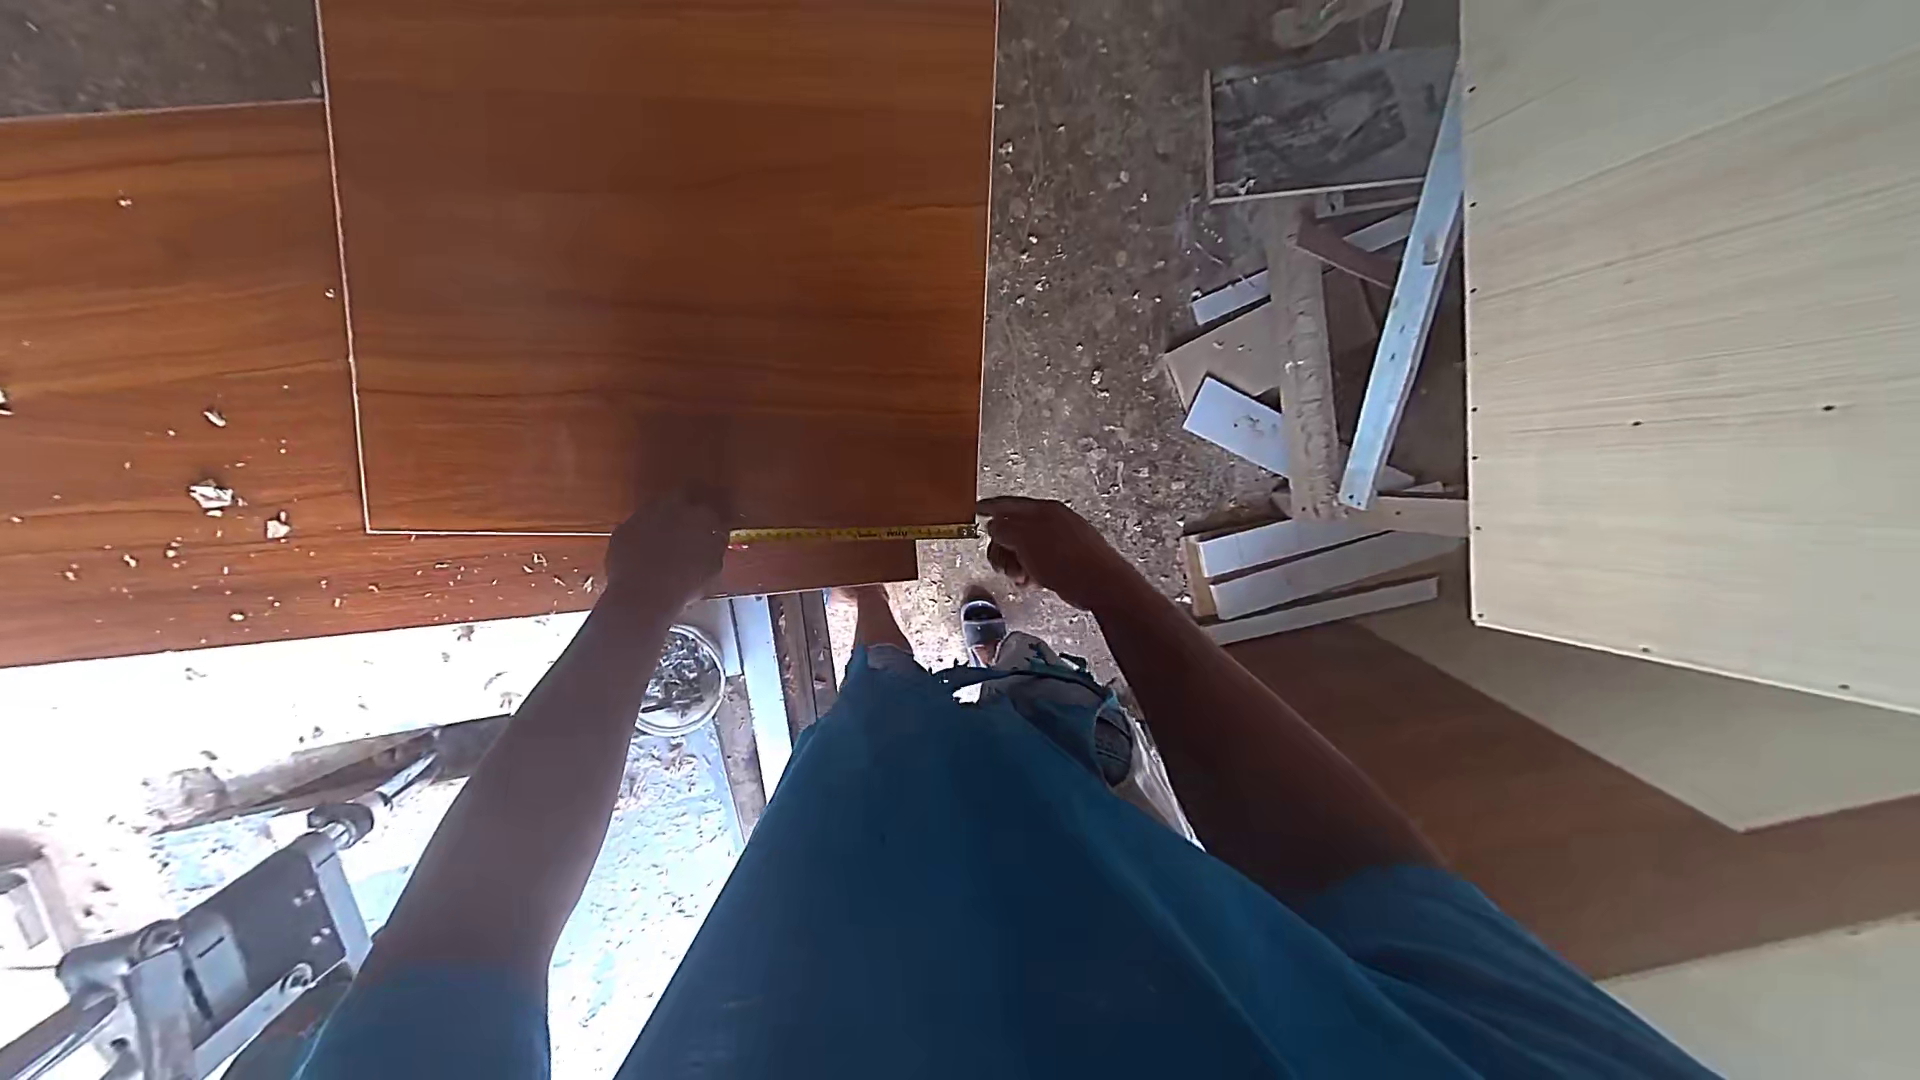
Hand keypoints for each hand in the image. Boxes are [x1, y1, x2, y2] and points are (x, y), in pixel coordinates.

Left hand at [602, 490, 729, 613]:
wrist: (643, 595)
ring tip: (668, 534)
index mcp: (701, 516)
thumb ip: (716, 545)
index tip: (715, 523)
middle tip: (692, 518)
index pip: (712, 506)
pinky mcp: (624, 528)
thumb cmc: (686, 584)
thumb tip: (717, 536)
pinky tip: (646, 548)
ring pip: (658, 505)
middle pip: (683, 492)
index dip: (714, 514)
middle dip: (689, 501)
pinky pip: (638, 524)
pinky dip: (644, 531)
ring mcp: (645, 516)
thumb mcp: (713, 567)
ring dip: (665, 514)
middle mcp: (673, 508)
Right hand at [976, 497, 1135, 610]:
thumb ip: (1004, 529)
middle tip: (1001, 566)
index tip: (977, 510)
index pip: (1009, 504)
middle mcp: (1052, 521)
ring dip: (1015, 564)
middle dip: (1002, 549)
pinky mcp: (1067, 559)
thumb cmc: (1064, 559)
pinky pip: (1038, 562)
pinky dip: (1030, 572)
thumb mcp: (1024, 541)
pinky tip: (1032, 582)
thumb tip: (993, 525)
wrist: (1099, 583)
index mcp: (1043, 510)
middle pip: (1013, 530)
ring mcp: (1061, 540)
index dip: (990, 507)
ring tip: (1020, 578)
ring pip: (1024, 549)